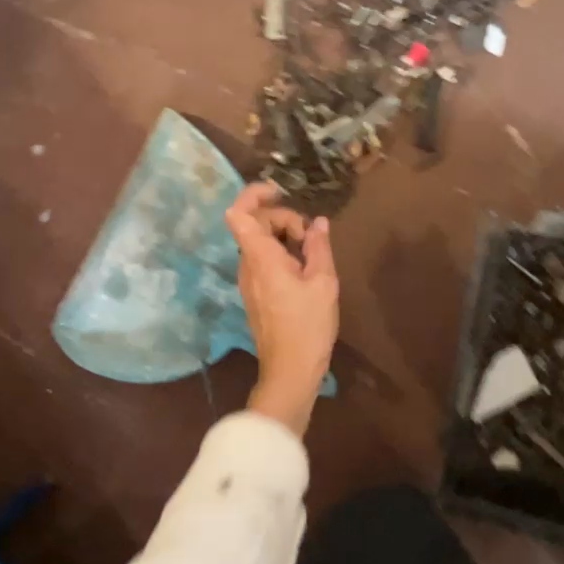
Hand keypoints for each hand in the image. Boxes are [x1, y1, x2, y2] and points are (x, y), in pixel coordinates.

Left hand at [223, 183, 338, 436]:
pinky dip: (282, 254)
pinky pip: (263, 260)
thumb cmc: (308, 325)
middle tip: (312, 237)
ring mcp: (248, 281)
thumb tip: (318, 222)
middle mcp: (247, 265)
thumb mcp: (324, 282)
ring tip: (314, 254)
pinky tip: (306, 270)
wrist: (289, 371)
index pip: (239, 213)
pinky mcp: (255, 294)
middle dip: (283, 219)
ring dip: (285, 237)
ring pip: (259, 243)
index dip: (254, 194)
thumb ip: (319, 247)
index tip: (280, 192)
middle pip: (254, 224)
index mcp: (261, 258)